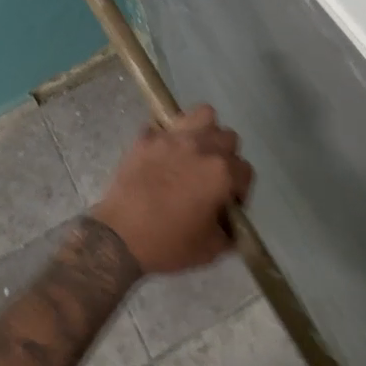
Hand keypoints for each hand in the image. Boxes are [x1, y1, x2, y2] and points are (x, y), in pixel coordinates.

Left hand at [89, 105, 254, 273]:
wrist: (120, 236)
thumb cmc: (168, 243)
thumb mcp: (209, 250)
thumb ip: (228, 233)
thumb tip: (230, 225)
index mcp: (220, 173)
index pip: (245, 170)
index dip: (241, 189)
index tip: (228, 203)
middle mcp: (201, 147)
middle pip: (228, 138)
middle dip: (226, 157)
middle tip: (212, 177)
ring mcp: (172, 137)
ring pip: (202, 115)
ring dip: (204, 131)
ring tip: (195, 152)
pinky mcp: (147, 137)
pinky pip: (165, 127)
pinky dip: (168, 138)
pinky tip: (163, 156)